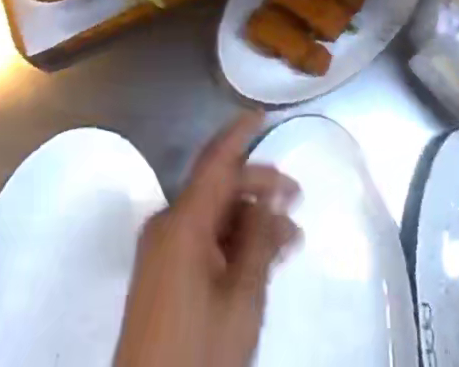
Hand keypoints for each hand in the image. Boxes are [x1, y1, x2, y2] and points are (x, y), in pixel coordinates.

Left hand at [114, 112, 299, 366]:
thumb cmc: (199, 351)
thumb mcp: (242, 297)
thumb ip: (259, 238)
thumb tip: (274, 192)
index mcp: (182, 223)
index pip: (216, 163)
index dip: (240, 135)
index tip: (263, 114)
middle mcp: (166, 225)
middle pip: (217, 187)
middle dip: (258, 186)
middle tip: (298, 197)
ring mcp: (161, 249)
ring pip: (212, 214)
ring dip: (249, 217)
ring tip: (289, 236)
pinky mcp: (161, 272)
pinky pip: (201, 237)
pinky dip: (231, 238)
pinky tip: (261, 254)